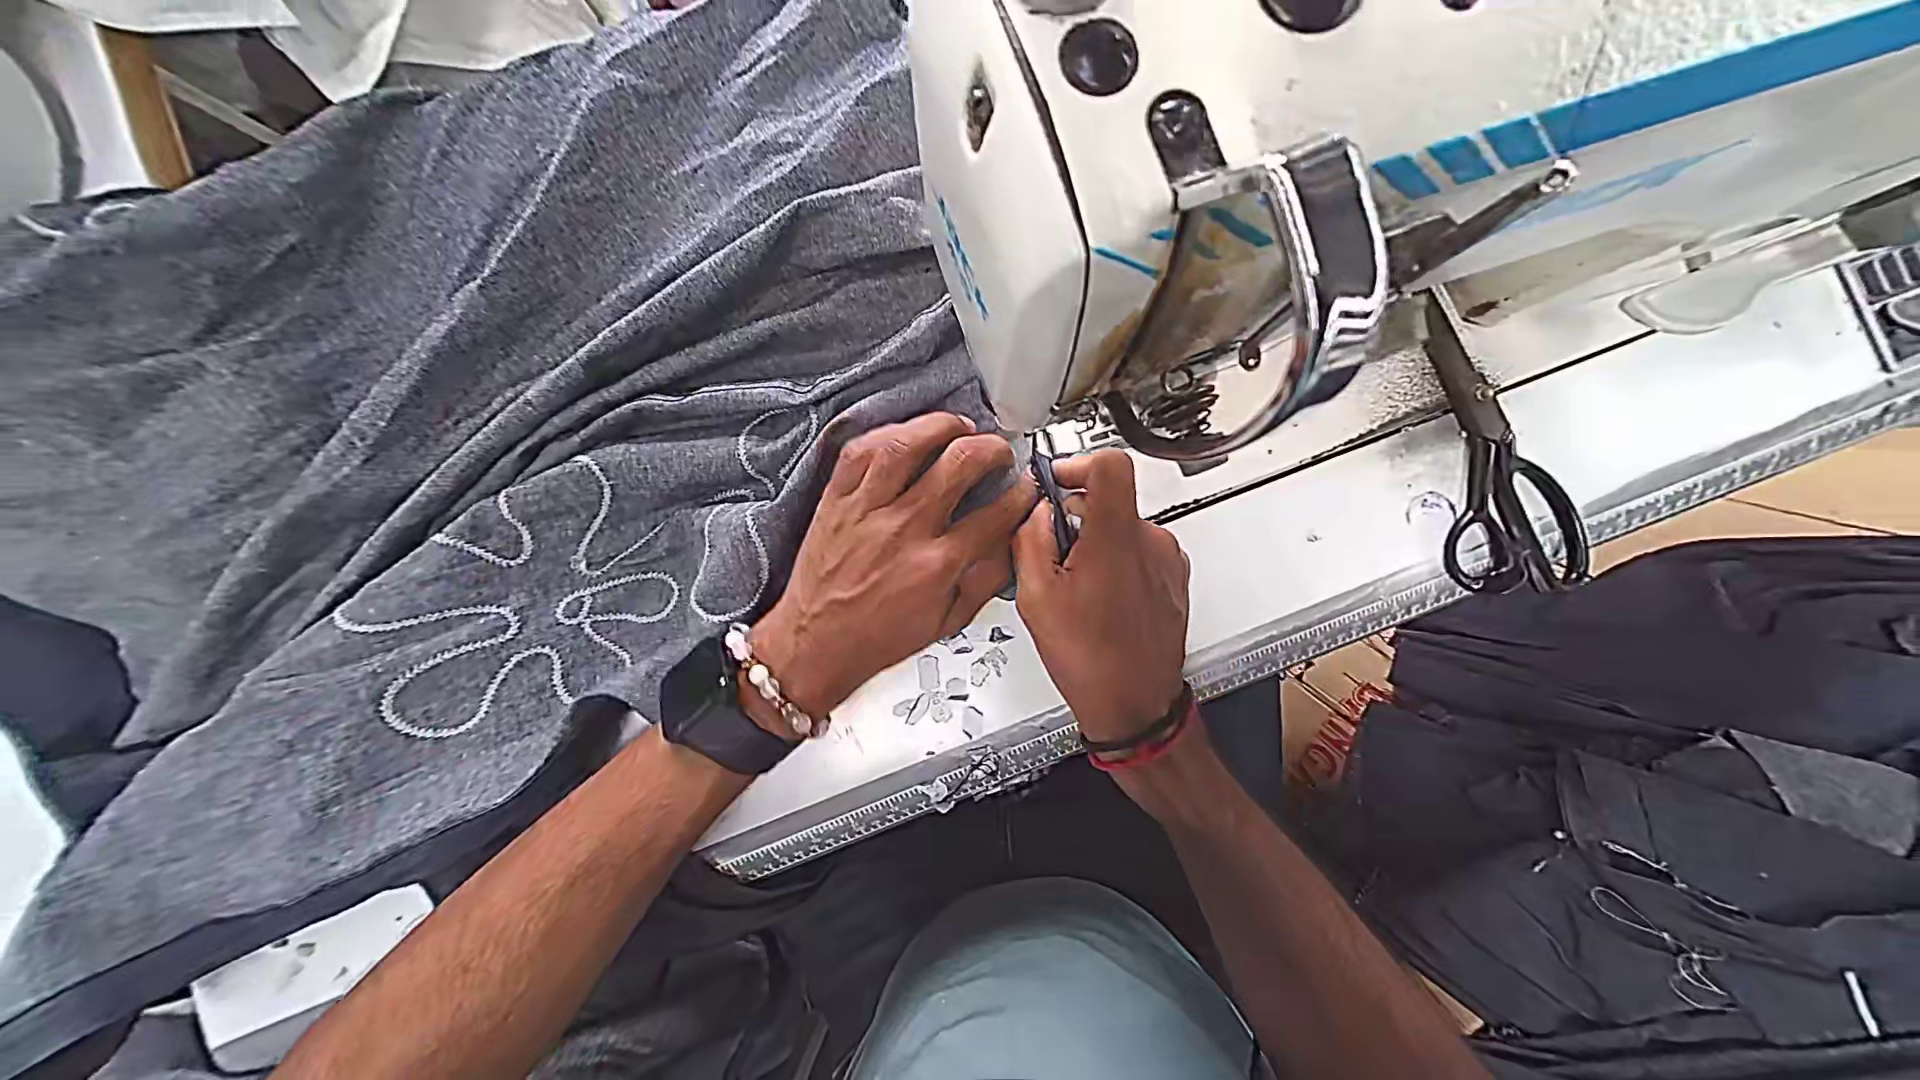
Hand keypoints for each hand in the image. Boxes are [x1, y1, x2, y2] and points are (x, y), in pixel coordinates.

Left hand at [748, 412, 1033, 719]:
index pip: (995, 513)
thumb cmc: (876, 637)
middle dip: (991, 448)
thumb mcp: (947, 622)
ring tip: (958, 428)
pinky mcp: (837, 501)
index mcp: (936, 565)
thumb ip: (984, 580)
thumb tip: (1009, 543)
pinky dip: (887, 433)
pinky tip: (906, 434)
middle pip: (959, 464)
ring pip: (907, 445)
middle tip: (997, 452)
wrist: (815, 644)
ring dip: (941, 425)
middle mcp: (903, 530)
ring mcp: (866, 510)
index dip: (1021, 493)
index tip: (1025, 486)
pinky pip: (860, 451)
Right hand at [1011, 448, 1188, 742]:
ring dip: (1095, 542)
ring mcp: (1166, 560)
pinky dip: (1116, 561)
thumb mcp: (1035, 597)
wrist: (1134, 703)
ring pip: (1122, 526)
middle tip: (1053, 551)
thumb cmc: (1092, 661)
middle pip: (1109, 497)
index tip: (1057, 481)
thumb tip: (1034, 512)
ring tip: (1076, 585)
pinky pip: (1139, 550)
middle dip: (1075, 515)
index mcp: (1115, 538)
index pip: (1109, 463)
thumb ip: (1029, 538)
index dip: (1076, 464)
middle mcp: (1149, 542)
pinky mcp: (1173, 578)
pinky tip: (1098, 597)